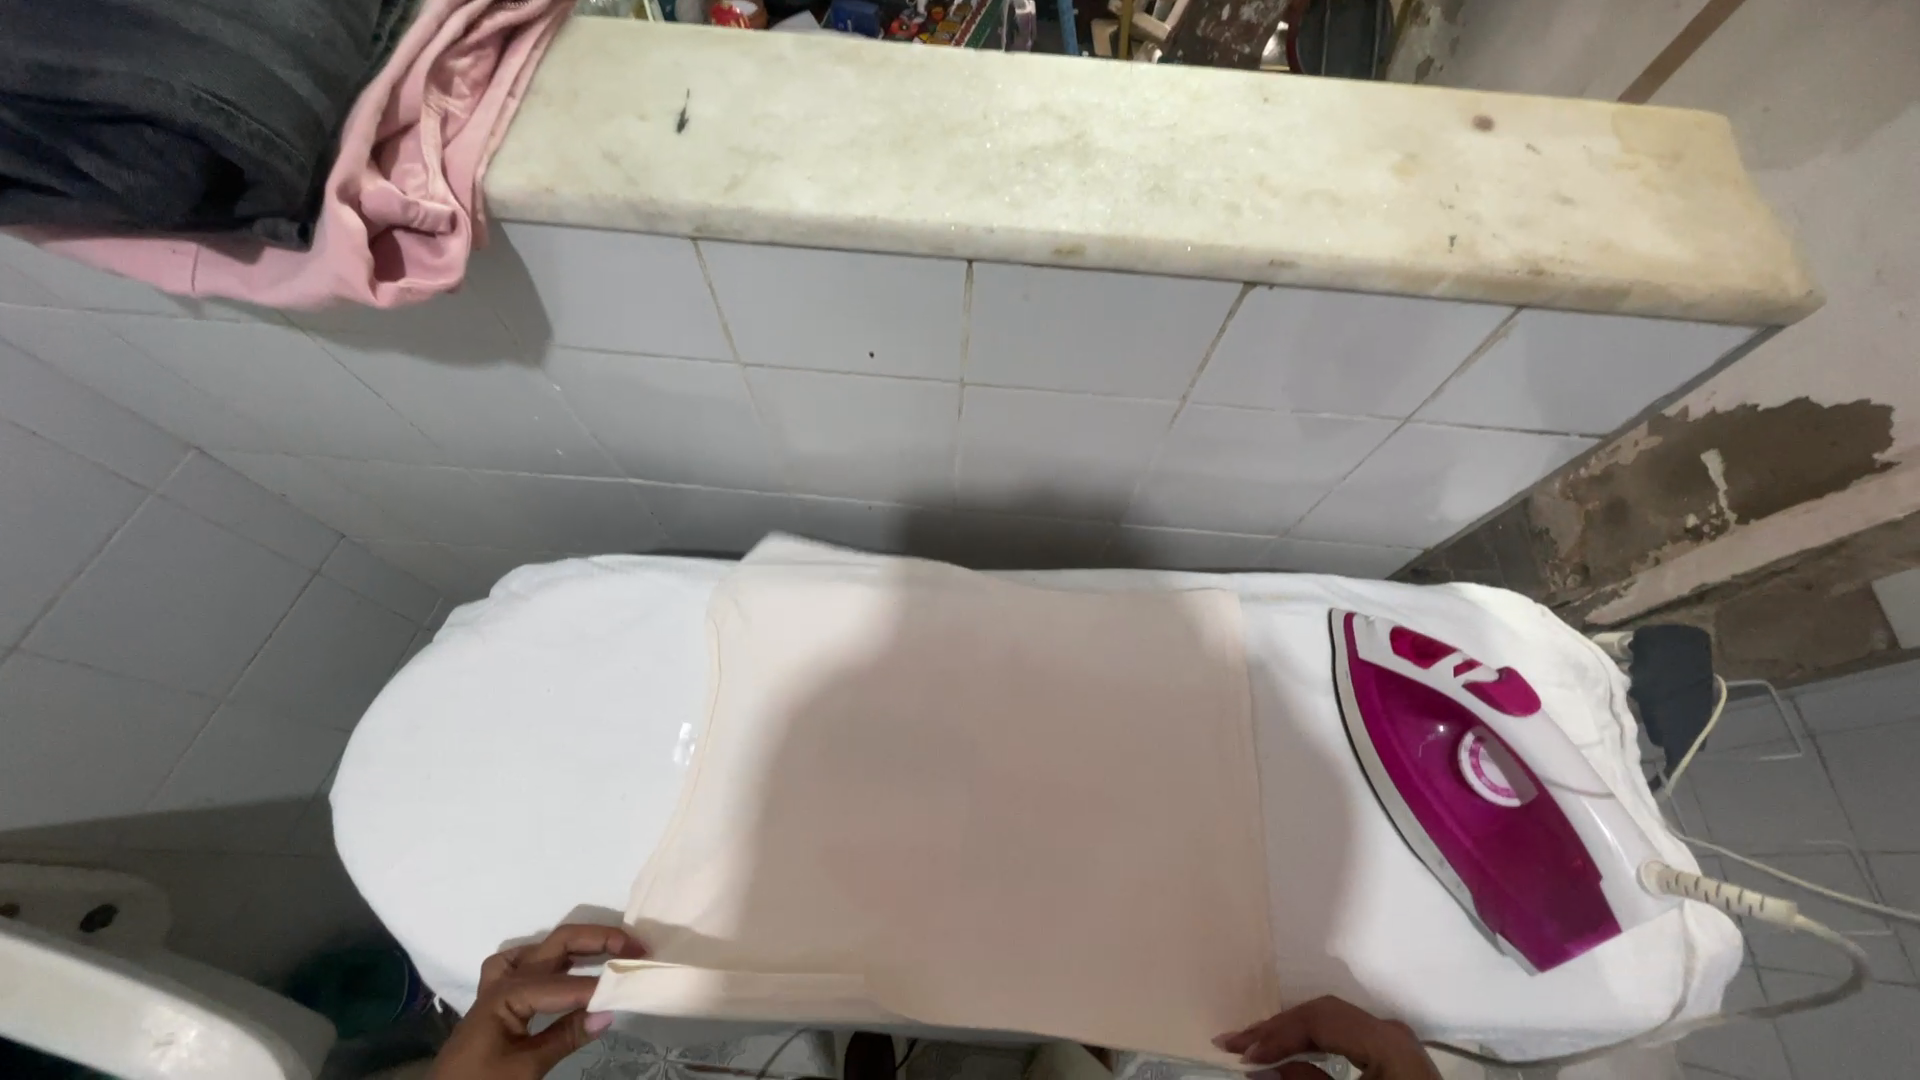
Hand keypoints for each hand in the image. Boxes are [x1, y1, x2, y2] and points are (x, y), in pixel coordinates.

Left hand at [429, 923, 648, 1079]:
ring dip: (578, 943)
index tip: (630, 987)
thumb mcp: (523, 1072)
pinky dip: (549, 958)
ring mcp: (498, 987)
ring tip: (610, 950)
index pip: (564, 983)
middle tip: (636, 948)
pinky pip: (524, 963)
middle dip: (599, 940)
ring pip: (542, 947)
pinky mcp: (498, 1000)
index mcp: (506, 995)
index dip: (597, 986)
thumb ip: (566, 1037)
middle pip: (558, 943)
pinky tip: (565, 968)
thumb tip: (611, 1012)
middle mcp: (503, 981)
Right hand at [1215, 996, 1439, 1079]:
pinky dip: (1309, 1042)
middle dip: (1274, 1030)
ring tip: (1248, 1045)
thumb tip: (1259, 1071)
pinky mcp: (1389, 1056)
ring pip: (1327, 1022)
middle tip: (1231, 1044)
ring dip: (1287, 1033)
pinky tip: (1284, 1051)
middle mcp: (1388, 1030)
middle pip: (1319, 1014)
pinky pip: (1339, 1035)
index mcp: (1386, 1041)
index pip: (1317, 1022)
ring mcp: (1390, 1040)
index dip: (1277, 1037)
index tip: (1243, 1058)